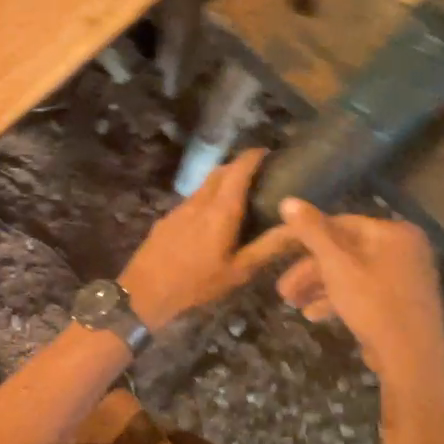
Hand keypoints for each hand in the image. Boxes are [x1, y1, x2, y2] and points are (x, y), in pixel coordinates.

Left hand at [118, 150, 296, 328]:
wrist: (144, 291)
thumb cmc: (196, 283)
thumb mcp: (238, 271)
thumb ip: (268, 247)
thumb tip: (299, 227)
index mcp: (220, 211)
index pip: (238, 171)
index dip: (253, 157)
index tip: (267, 152)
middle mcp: (198, 202)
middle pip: (219, 173)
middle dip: (238, 166)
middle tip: (259, 173)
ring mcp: (178, 209)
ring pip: (203, 186)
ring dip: (221, 182)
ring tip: (240, 194)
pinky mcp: (166, 219)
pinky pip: (191, 200)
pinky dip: (207, 197)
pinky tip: (212, 217)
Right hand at [269, 199, 443, 380]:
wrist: (412, 357)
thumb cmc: (373, 303)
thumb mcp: (336, 264)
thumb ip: (312, 232)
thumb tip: (288, 200)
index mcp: (394, 233)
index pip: (341, 223)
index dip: (306, 237)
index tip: (278, 253)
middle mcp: (404, 248)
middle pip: (344, 251)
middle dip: (309, 270)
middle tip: (282, 289)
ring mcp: (405, 276)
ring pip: (351, 272)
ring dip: (318, 286)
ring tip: (293, 305)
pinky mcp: (401, 300)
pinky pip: (363, 290)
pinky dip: (338, 299)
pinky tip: (314, 315)